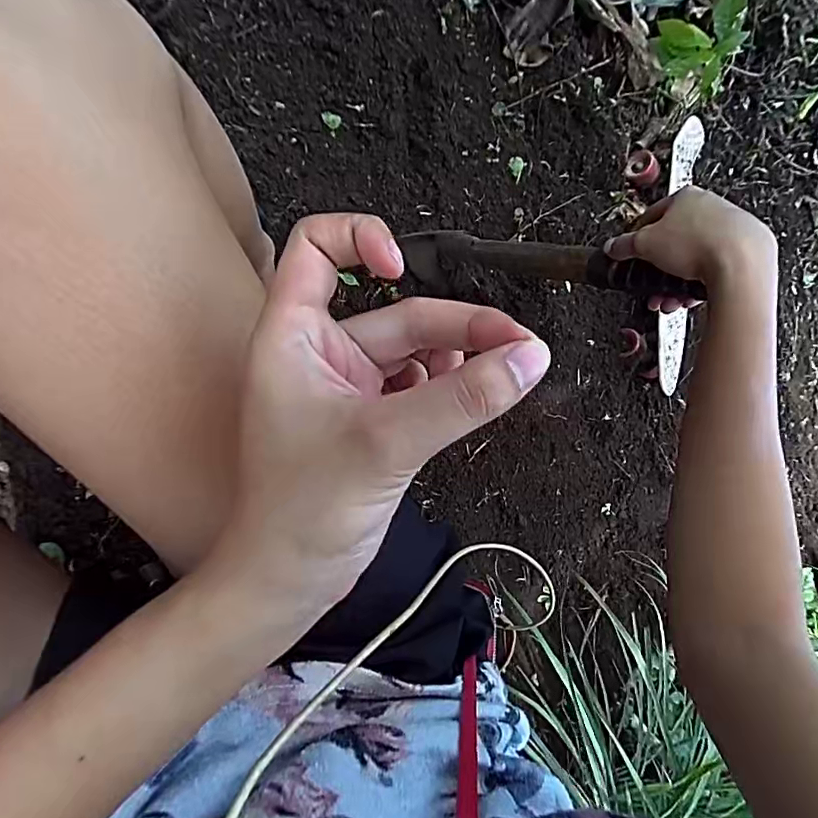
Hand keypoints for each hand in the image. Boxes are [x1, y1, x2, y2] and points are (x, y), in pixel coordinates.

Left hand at [212, 213, 550, 615]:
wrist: (289, 579)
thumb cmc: (300, 513)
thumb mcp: (387, 443)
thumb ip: (462, 398)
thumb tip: (528, 358)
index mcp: (294, 337)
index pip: (317, 249)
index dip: (360, 238)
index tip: (401, 268)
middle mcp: (321, 354)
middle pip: (399, 312)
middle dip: (460, 326)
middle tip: (519, 345)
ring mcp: (350, 388)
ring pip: (417, 351)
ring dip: (463, 357)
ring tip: (507, 371)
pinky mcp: (373, 419)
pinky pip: (421, 386)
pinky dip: (451, 387)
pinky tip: (474, 397)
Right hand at [604, 187, 775, 308]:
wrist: (742, 265)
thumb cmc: (700, 245)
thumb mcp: (646, 244)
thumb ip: (625, 245)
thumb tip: (614, 246)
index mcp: (686, 197)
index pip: (653, 215)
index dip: (638, 238)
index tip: (632, 253)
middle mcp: (711, 208)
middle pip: (675, 241)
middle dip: (659, 269)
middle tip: (651, 284)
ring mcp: (730, 228)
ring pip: (694, 258)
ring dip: (677, 281)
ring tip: (669, 298)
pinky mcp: (744, 251)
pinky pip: (713, 269)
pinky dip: (699, 284)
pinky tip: (689, 297)